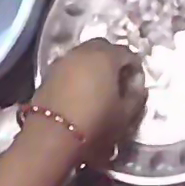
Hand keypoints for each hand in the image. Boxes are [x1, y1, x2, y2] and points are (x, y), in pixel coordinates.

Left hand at [31, 39, 146, 163]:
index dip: (135, 67)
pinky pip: (70, 66)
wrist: (50, 137)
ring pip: (84, 55)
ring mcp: (64, 60)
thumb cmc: (94, 123)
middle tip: (118, 80)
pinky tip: (81, 91)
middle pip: (104, 48)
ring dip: (94, 65)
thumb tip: (136, 85)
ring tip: (99, 86)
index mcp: (106, 56)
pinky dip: (78, 73)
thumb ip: (136, 96)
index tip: (136, 84)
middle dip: (113, 60)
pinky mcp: (48, 73)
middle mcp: (84, 51)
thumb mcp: (125, 114)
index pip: (128, 53)